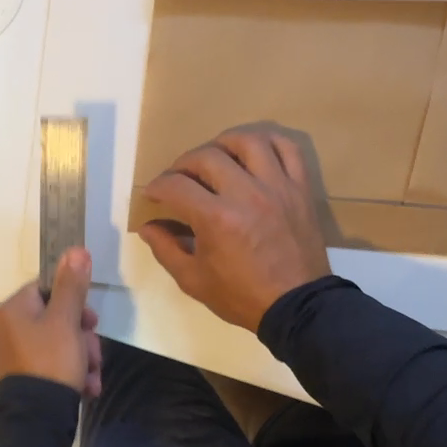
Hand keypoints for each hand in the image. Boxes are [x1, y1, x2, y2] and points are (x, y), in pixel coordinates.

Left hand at [0, 247, 102, 396]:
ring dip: (84, 356)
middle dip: (83, 336)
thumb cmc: (50, 362)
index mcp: (14, 310)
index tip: (90, 319)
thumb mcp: (65, 321)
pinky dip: (75, 372)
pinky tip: (87, 386)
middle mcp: (11, 328)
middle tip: (92, 351)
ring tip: (91, 374)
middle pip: (58, 317)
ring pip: (63, 342)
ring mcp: (19, 354)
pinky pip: (57, 363)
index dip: (75, 301)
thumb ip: (72, 286)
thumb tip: (76, 249)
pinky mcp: (29, 375)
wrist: (37, 419)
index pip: (48, 288)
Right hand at [139, 123, 331, 331]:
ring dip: (223, 143)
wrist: (296, 305)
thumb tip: (147, 226)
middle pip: (206, 156)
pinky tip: (253, 152)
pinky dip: (268, 143)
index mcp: (216, 219)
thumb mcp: (193, 280)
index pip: (176, 185)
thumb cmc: (241, 296)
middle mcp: (246, 194)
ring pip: (248, 141)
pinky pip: (288, 149)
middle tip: (178, 178)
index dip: (157, 187)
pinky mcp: (300, 189)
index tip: (153, 194)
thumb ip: (165, 249)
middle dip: (183, 164)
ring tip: (215, 156)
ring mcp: (277, 187)